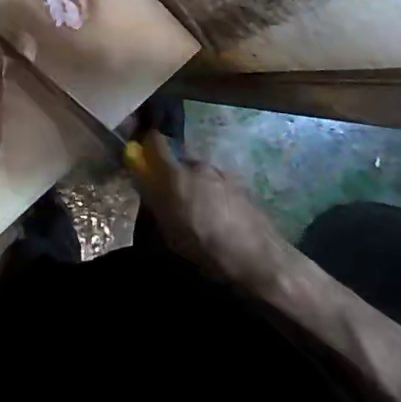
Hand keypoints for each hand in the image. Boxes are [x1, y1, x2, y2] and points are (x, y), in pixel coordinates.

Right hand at [131, 133, 292, 291]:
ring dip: (194, 186)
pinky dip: (211, 193)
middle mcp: (200, 166)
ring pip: (200, 174)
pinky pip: (216, 183)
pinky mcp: (240, 184)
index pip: (156, 144)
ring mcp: (222, 173)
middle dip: (172, 175)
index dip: (147, 146)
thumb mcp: (170, 233)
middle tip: (171, 199)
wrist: (258, 257)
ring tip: (197, 212)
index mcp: (178, 175)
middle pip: (179, 162)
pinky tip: (217, 216)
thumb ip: (155, 203)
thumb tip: (144, 183)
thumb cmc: (207, 248)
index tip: (142, 157)